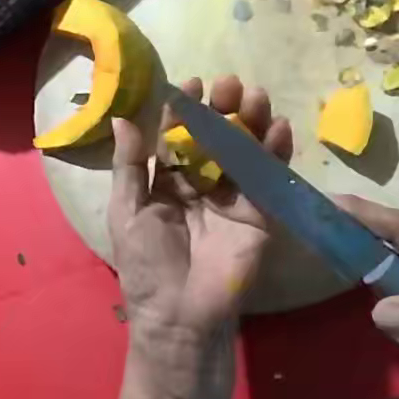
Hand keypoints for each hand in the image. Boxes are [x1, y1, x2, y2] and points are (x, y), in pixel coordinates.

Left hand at [108, 76, 292, 382]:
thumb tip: (121, 118)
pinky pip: (269, 177)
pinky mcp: (260, 214)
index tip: (193, 83)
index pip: (178, 138)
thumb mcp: (128, 211)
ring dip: (251, 122)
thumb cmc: (147, 264)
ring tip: (255, 96)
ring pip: (244, 151)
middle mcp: (201, 185)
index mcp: (167, 183)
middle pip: (215, 139)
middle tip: (230, 83)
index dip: (184, 111)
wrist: (181, 315)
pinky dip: (276, 152)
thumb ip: (130, 165)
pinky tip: (278, 126)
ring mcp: (232, 198)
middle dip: (222, 109)